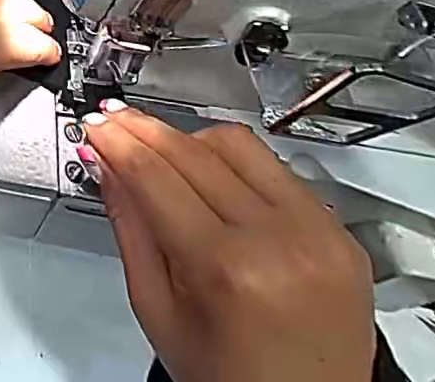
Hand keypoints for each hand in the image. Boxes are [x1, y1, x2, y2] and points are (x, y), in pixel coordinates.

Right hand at [80, 101, 374, 381]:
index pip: (153, 174)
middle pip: (190, 149)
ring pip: (233, 142)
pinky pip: (273, 165)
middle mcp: (279, 241)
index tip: (97, 125)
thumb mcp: (159, 313)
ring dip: (189, 138)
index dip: (116, 140)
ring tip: (164, 152)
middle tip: (115, 121)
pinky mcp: (337, 228)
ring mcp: (316, 231)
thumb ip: (129, 227)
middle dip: (143, 128)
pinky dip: (235, 162)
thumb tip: (107, 164)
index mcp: (226, 271)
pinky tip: (213, 173)